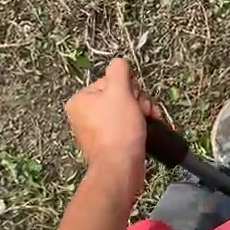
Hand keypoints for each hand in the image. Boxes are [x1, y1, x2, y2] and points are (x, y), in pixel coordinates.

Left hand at [63, 58, 158, 187]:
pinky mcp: (110, 142)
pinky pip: (127, 125)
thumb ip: (119, 70)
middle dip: (138, 101)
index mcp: (80, 100)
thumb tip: (119, 62)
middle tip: (143, 112)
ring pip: (127, 109)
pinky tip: (147, 130)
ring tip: (149, 121)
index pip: (112, 81)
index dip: (129, 88)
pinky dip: (138, 125)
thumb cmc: (118, 129)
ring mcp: (97, 129)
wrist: (120, 167)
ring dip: (142, 112)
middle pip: (120, 95)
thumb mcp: (119, 91)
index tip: (135, 99)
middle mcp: (85, 114)